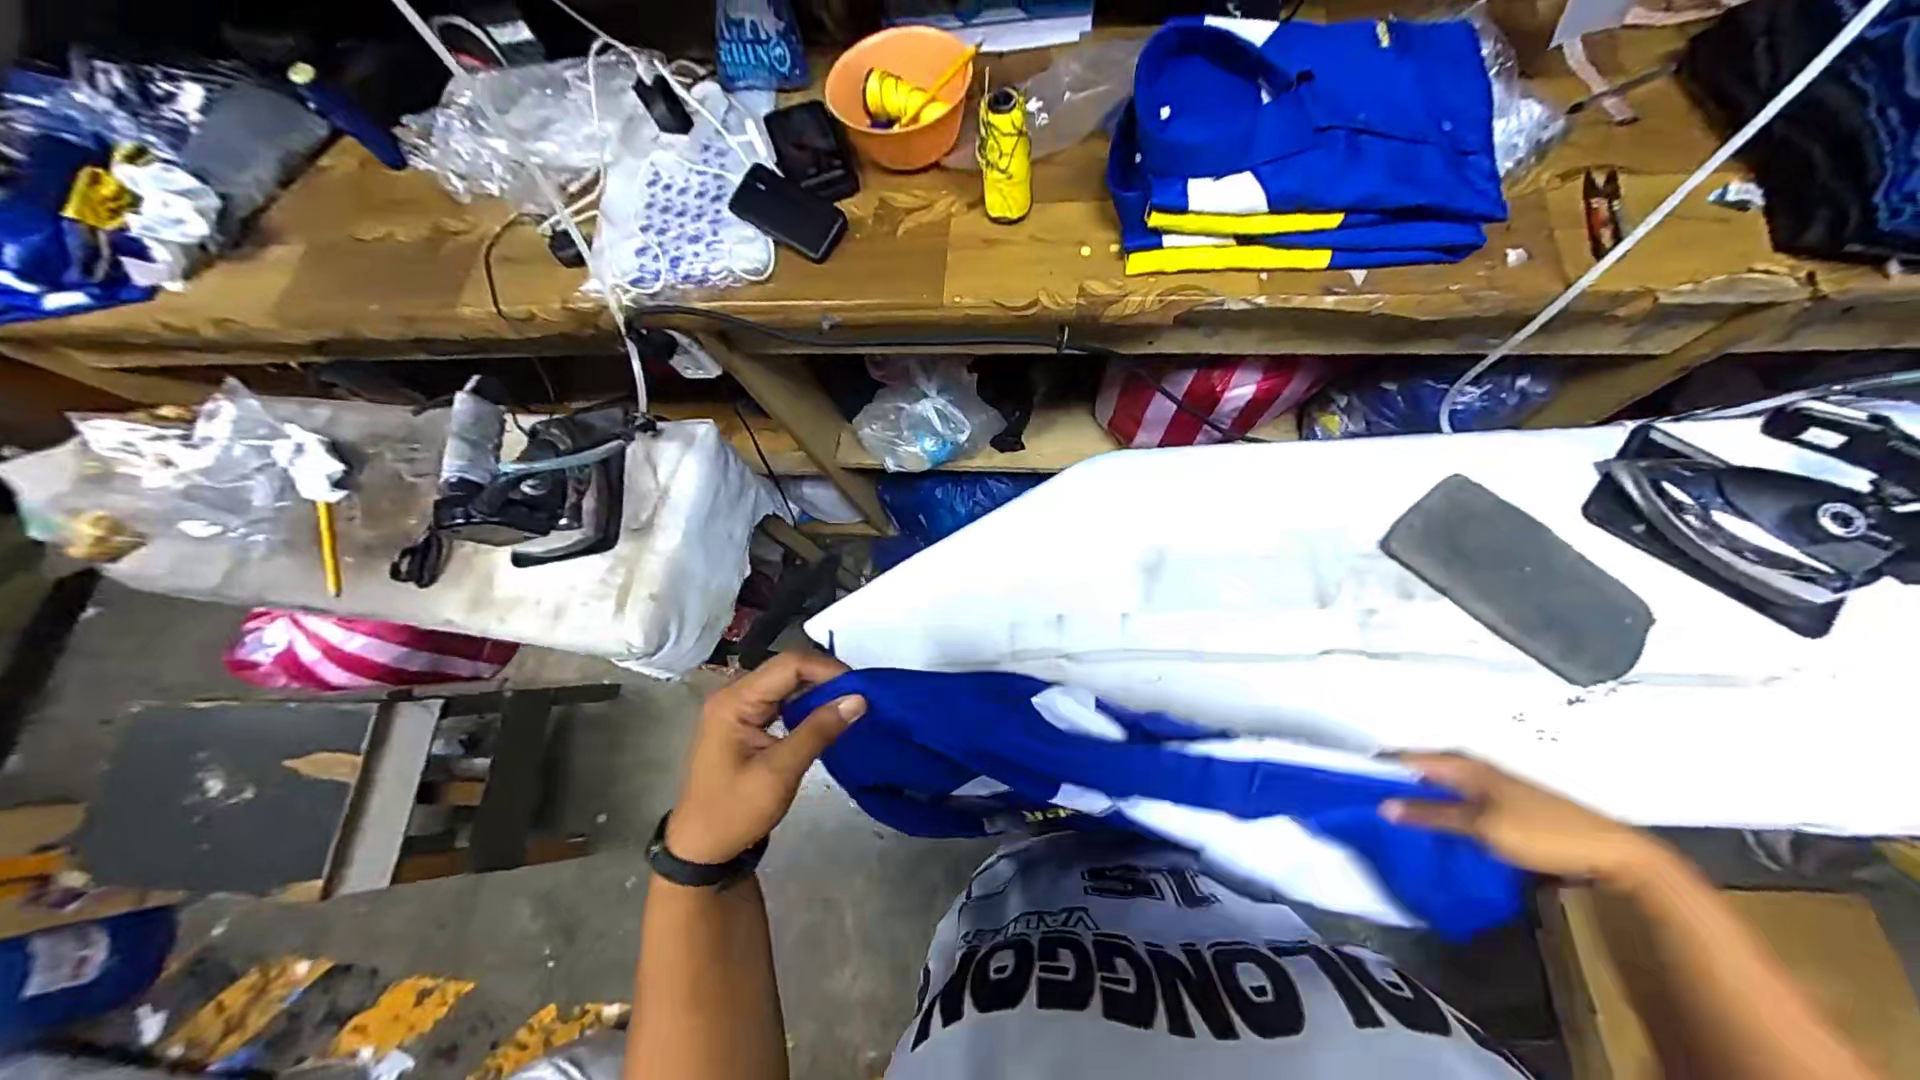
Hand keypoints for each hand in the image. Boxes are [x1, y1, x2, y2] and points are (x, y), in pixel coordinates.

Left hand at [664, 649, 865, 865]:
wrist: (702, 848)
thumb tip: (858, 699)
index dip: (827, 669)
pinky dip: (806, 703)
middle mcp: (733, 695)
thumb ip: (818, 731)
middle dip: (825, 677)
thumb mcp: (780, 772)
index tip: (860, 687)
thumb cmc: (735, 811)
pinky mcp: (745, 721)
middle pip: (787, 669)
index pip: (788, 665)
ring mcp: (737, 707)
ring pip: (786, 683)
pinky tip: (826, 715)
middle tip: (860, 696)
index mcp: (734, 701)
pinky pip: (781, 699)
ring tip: (849, 704)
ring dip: (818, 690)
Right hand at [1382, 752, 1664, 884]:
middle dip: (1392, 785)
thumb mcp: (1481, 826)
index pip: (1405, 759)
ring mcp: (1487, 786)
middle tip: (1364, 805)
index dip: (1377, 769)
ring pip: (1435, 787)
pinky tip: (1428, 828)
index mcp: (1462, 764)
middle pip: (1418, 772)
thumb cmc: (1542, 832)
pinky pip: (1452, 801)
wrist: (1612, 854)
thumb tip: (1382, 805)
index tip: (1349, 785)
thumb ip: (1431, 814)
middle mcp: (1471, 767)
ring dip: (1415, 800)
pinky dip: (1436, 810)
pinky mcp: (1498, 806)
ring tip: (1390, 819)